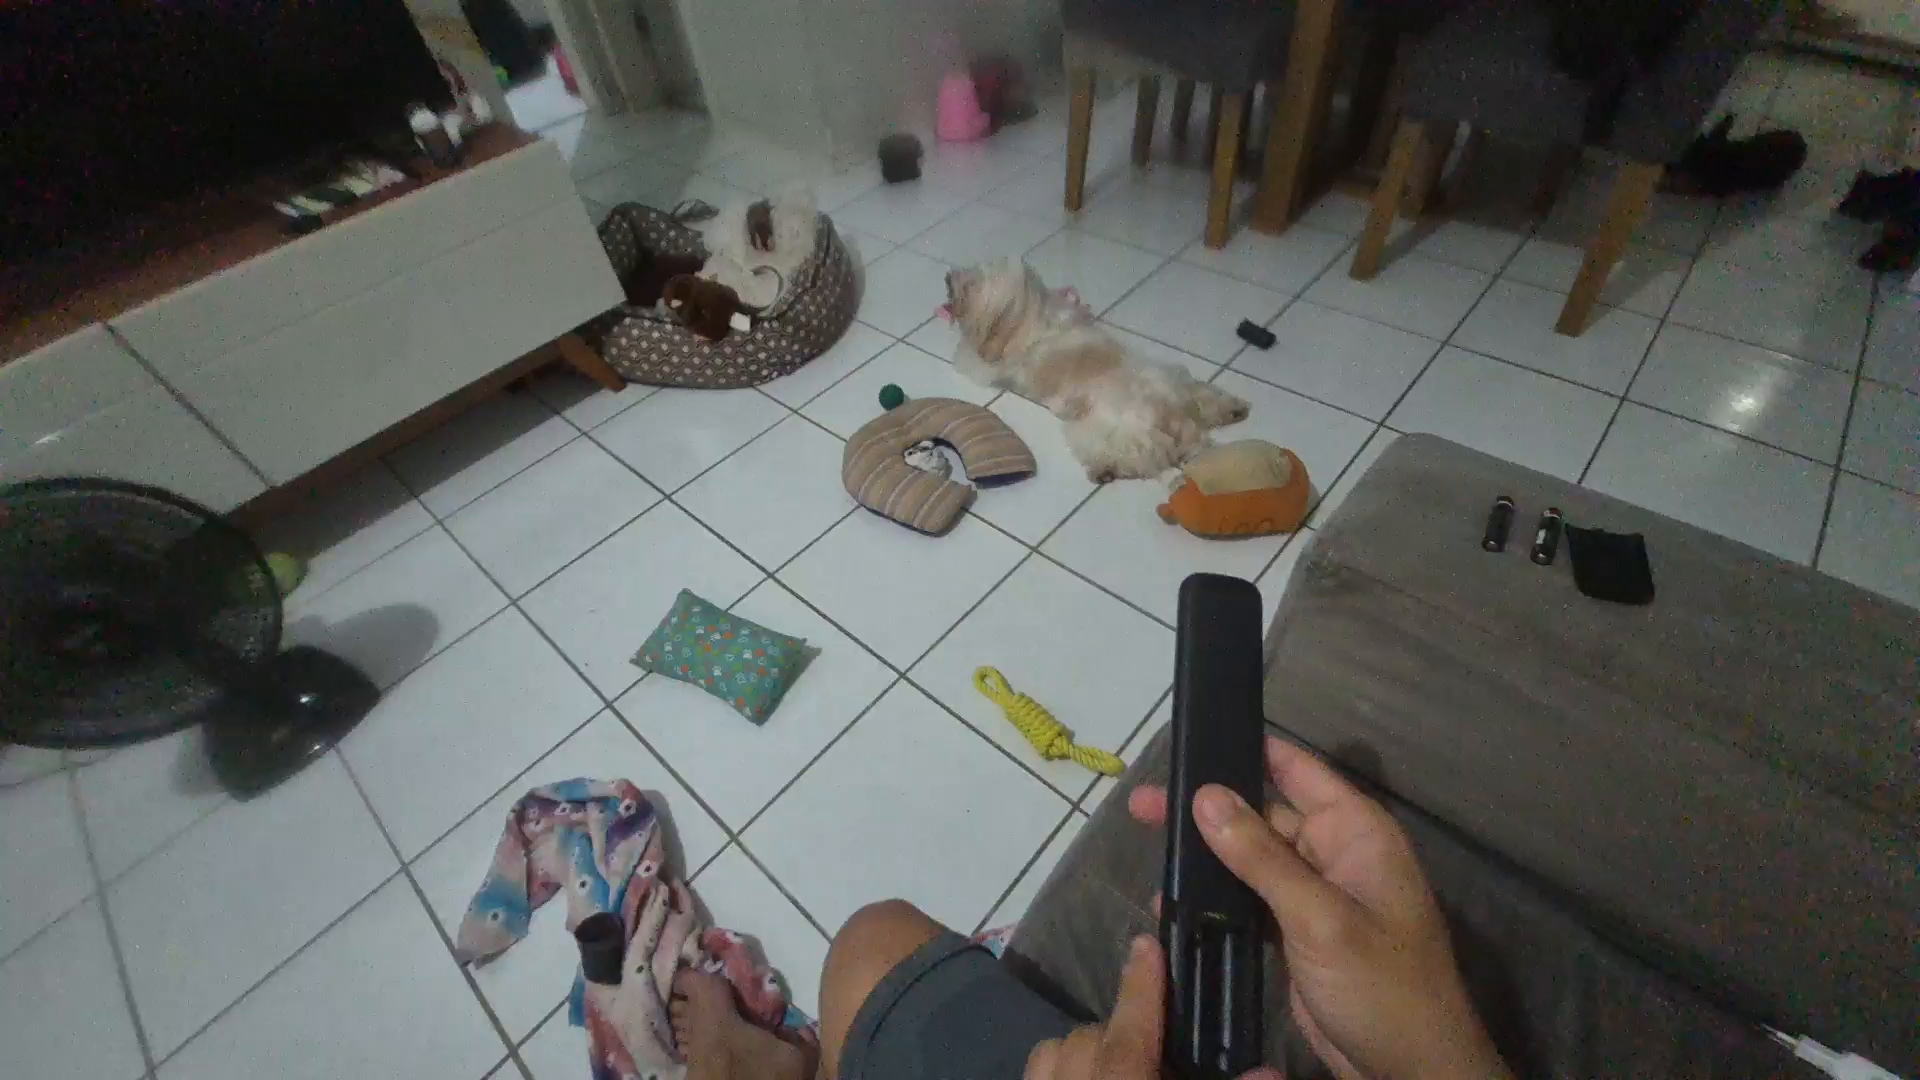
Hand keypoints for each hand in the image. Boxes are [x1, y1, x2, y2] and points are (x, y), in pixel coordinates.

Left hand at [1023, 935, 1280, 1079]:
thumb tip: (1269, 1070)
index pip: (1128, 1034)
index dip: (1141, 987)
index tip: (1149, 944)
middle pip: (1089, 1039)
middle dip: (1120, 1035)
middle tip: (1153, 1052)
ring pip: (1053, 1052)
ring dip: (1086, 1052)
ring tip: (1119, 1069)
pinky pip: (1036, 1074)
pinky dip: (1059, 1072)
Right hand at [1130, 737, 1510, 1079]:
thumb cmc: (1384, 989)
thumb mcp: (1320, 919)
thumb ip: (1260, 857)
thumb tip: (1204, 796)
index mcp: (1352, 830)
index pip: (1293, 767)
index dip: (1245, 747)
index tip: (1191, 741)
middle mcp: (1330, 850)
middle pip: (1258, 811)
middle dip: (1205, 806)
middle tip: (1145, 803)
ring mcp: (1310, 890)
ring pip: (1246, 853)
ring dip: (1203, 852)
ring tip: (1150, 843)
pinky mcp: (1292, 926)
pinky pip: (1246, 894)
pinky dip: (1213, 895)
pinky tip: (1172, 900)